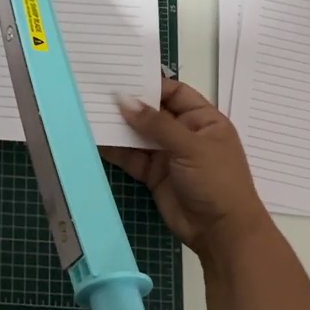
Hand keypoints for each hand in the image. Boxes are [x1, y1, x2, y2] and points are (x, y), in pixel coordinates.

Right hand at [103, 79, 272, 258]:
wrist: (221, 232)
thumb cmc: (217, 182)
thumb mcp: (190, 147)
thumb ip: (156, 124)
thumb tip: (123, 100)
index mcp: (203, 121)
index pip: (175, 93)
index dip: (150, 85)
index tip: (120, 78)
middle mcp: (184, 133)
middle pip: (152, 112)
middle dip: (127, 104)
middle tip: (96, 92)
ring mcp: (167, 154)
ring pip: (137, 133)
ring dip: (116, 126)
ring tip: (88, 112)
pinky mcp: (152, 173)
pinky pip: (129, 156)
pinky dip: (113, 149)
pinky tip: (93, 138)